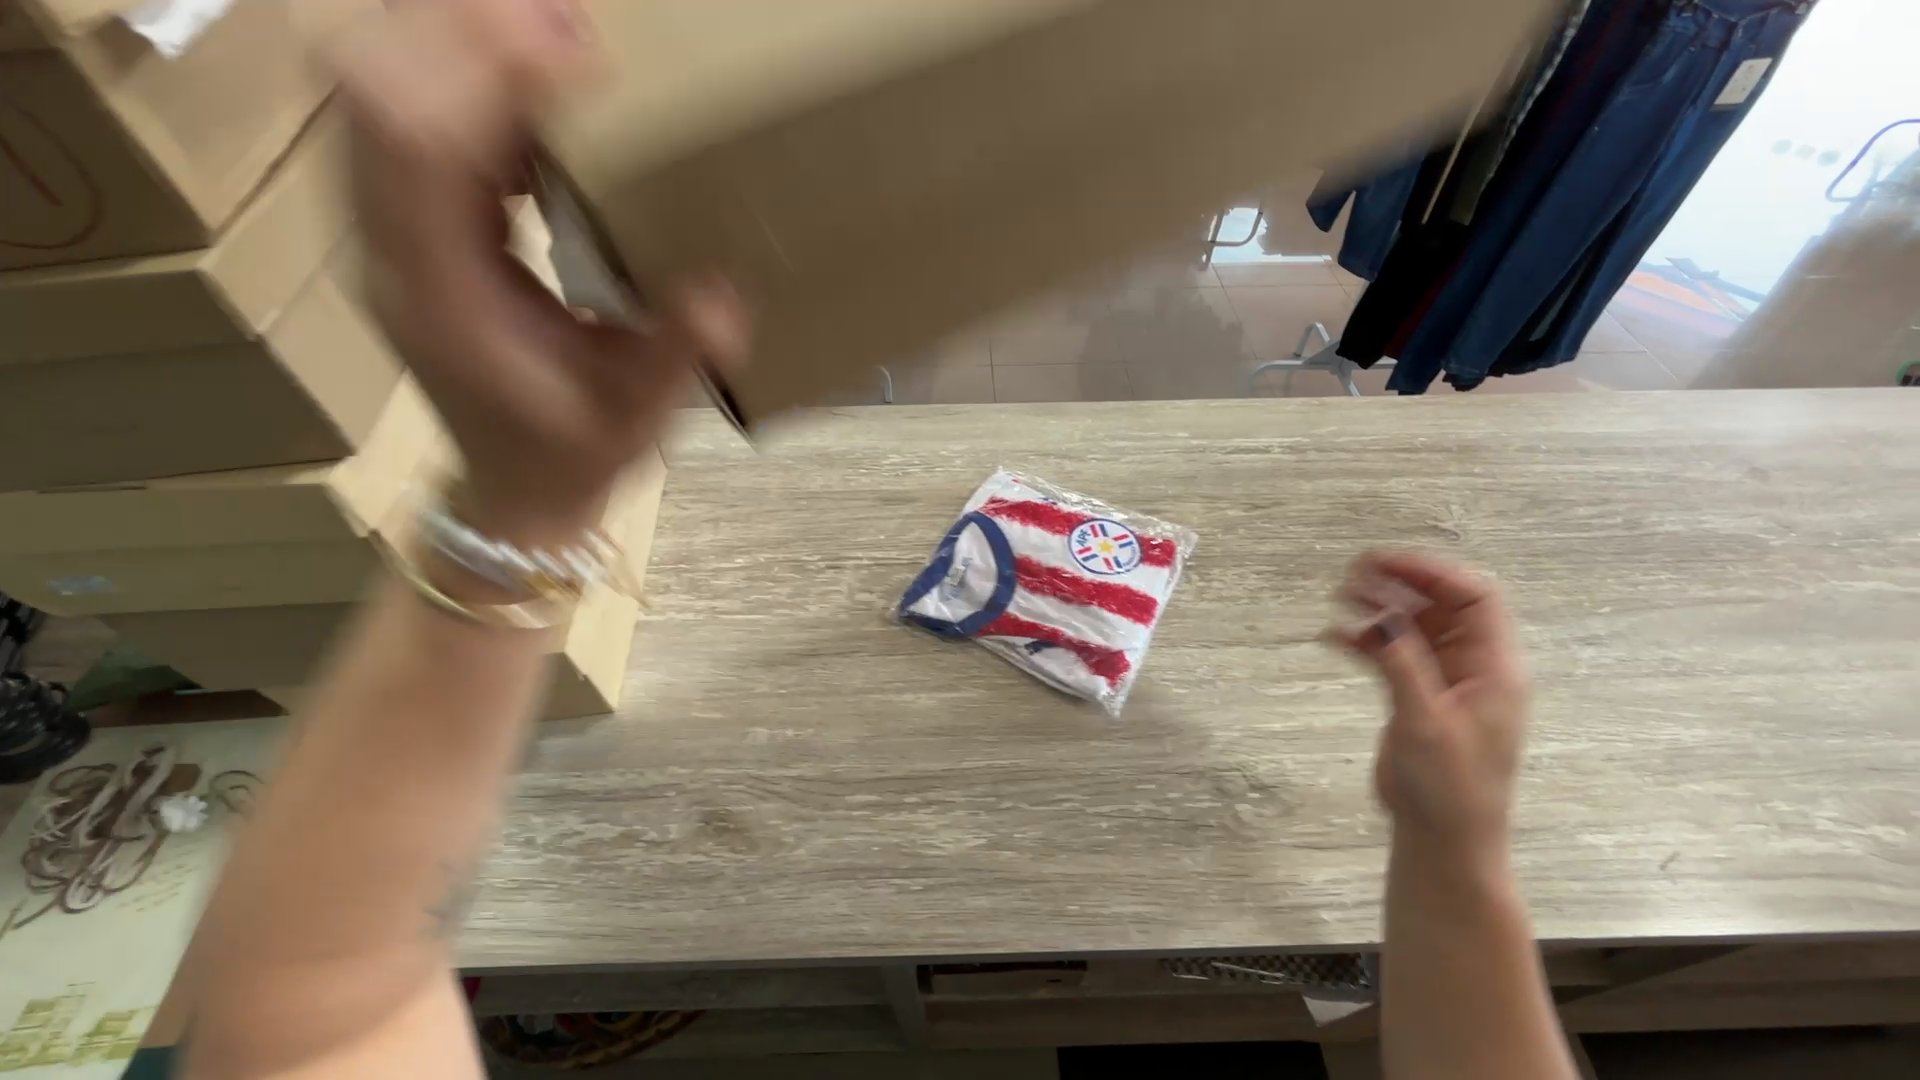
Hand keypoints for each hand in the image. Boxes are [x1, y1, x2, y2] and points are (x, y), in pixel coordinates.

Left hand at [333, 0, 749, 548]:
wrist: (515, 493)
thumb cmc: (574, 459)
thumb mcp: (638, 418)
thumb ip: (674, 354)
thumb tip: (725, 293)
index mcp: (445, 296)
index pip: (422, 140)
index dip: (489, 71)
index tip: (586, 55)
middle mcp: (394, 249)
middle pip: (371, 81)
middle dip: (463, 27)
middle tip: (568, 24)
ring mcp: (390, 232)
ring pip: (376, 85)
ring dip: (457, 41)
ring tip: (553, 41)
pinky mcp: (409, 225)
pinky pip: (409, 115)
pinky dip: (465, 80)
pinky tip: (537, 98)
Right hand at [1327, 552, 1529, 862]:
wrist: (1442, 838)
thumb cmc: (1449, 786)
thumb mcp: (1425, 722)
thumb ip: (1404, 665)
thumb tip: (1384, 616)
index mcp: (1494, 668)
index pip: (1475, 598)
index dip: (1432, 572)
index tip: (1384, 562)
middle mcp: (1473, 666)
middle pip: (1441, 606)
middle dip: (1400, 583)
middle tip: (1353, 573)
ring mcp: (1444, 680)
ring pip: (1413, 627)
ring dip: (1379, 608)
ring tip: (1340, 595)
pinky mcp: (1417, 697)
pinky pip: (1391, 654)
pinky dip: (1365, 640)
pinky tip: (1334, 636)